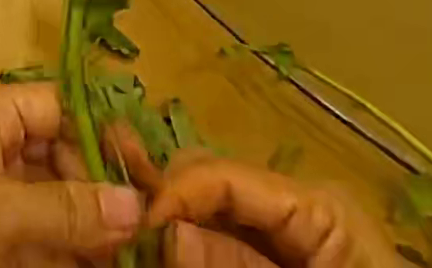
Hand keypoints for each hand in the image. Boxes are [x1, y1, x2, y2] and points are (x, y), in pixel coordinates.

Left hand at [0, 83, 143, 267]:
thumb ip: (63, 207)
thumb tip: (136, 203)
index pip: (55, 106)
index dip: (101, 132)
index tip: (147, 175)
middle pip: (66, 154)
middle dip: (105, 188)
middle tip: (149, 229)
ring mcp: (0, 196)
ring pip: (66, 200)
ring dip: (102, 227)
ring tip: (142, 253)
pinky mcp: (4, 242)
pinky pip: (55, 238)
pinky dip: (83, 253)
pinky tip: (111, 263)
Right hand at [124, 148, 399, 267]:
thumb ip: (240, 267)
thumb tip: (165, 232)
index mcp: (313, 205)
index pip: (220, 174)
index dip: (170, 193)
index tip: (131, 225)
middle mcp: (290, 203)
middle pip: (205, 179)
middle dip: (162, 198)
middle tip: (118, 223)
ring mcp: (280, 229)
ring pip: (203, 203)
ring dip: (165, 214)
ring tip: (120, 220)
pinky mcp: (268, 253)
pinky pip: (218, 232)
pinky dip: (185, 234)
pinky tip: (150, 237)